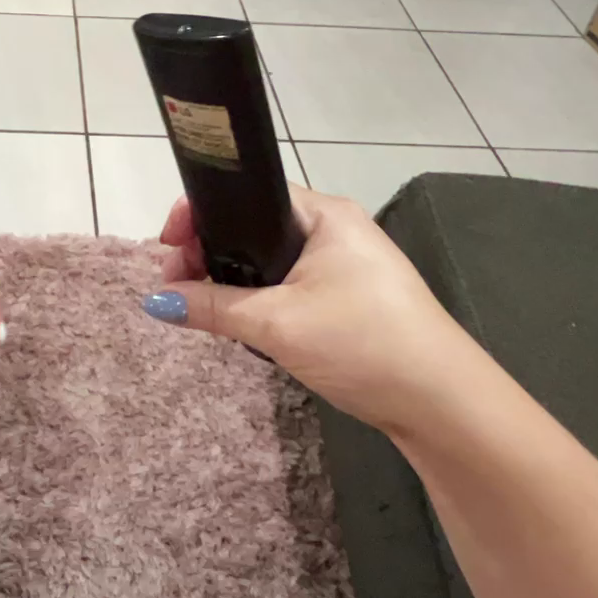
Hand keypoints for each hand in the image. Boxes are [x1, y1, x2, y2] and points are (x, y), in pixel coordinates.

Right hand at [142, 186, 477, 433]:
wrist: (441, 401)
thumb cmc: (362, 342)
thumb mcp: (276, 323)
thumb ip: (212, 307)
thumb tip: (155, 301)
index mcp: (324, 215)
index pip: (246, 196)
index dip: (200, 215)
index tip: (167, 248)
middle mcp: (334, 229)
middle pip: (252, 228)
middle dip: (208, 252)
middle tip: (175, 285)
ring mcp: (344, 265)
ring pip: (268, 261)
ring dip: (231, 279)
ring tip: (199, 305)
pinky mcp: (348, 298)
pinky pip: (287, 285)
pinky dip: (258, 297)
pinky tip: (239, 320)